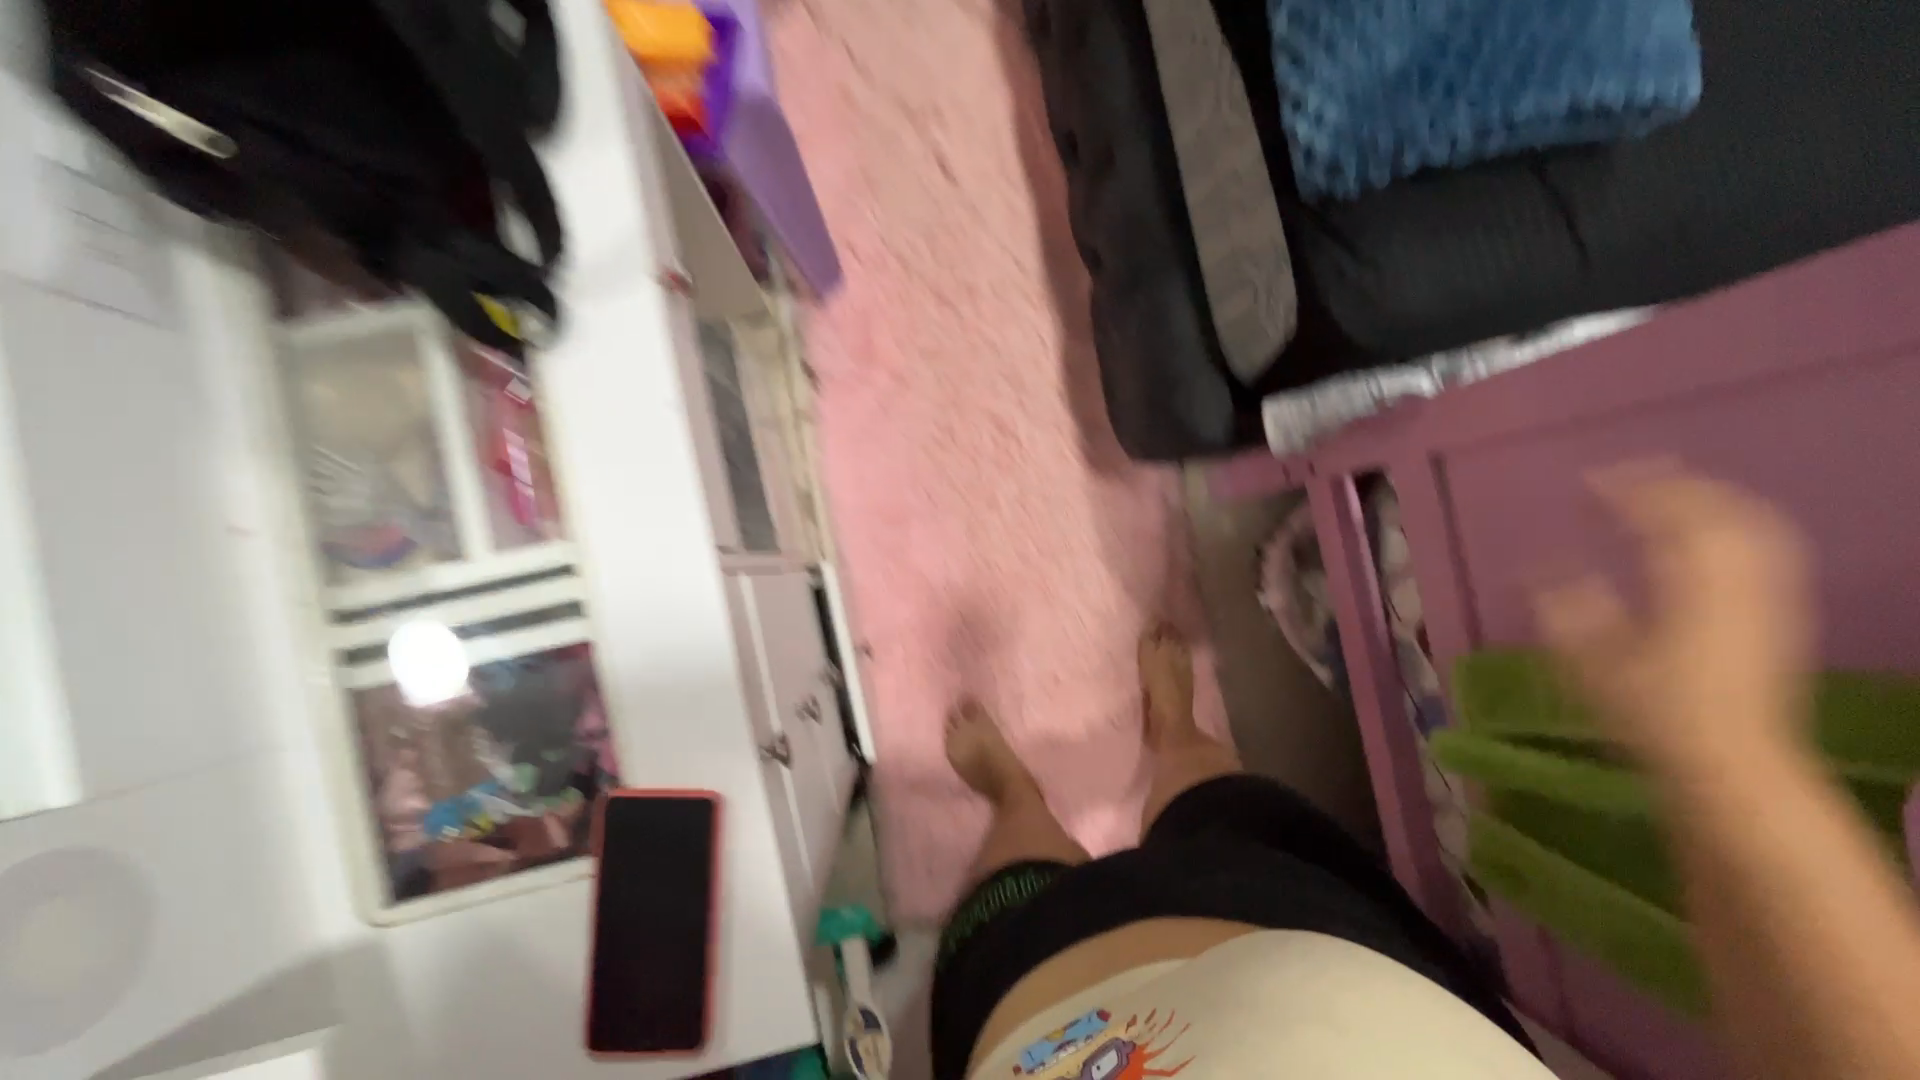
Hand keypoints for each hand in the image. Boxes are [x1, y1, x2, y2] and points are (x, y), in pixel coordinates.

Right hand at [1534, 464, 1814, 777]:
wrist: (1734, 763)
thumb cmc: (1653, 714)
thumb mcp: (1593, 664)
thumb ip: (1566, 609)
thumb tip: (1538, 570)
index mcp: (1689, 586)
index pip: (1662, 517)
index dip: (1624, 492)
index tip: (1587, 481)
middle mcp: (1737, 580)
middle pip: (1715, 509)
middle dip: (1671, 484)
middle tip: (1627, 475)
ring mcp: (1768, 595)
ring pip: (1750, 524)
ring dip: (1708, 499)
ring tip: (1669, 493)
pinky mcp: (1781, 613)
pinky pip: (1766, 547)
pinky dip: (1736, 525)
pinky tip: (1712, 533)